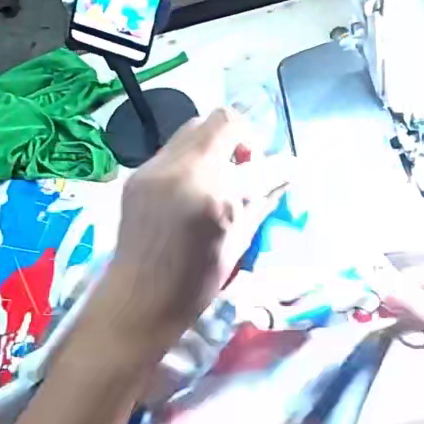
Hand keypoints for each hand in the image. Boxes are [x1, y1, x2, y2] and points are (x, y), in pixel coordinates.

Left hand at [90, 109, 284, 349]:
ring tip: (219, 178)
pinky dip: (192, 159)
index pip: (257, 163)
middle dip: (242, 140)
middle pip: (221, 121)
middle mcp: (181, 170)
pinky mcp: (138, 174)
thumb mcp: (237, 244)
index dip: (278, 166)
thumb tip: (283, 178)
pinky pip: (173, 149)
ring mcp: (154, 168)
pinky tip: (194, 188)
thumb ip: (260, 203)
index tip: (286, 170)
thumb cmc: (194, 285)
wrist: (137, 301)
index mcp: (212, 196)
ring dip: (215, 145)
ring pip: (194, 128)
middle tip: (245, 170)